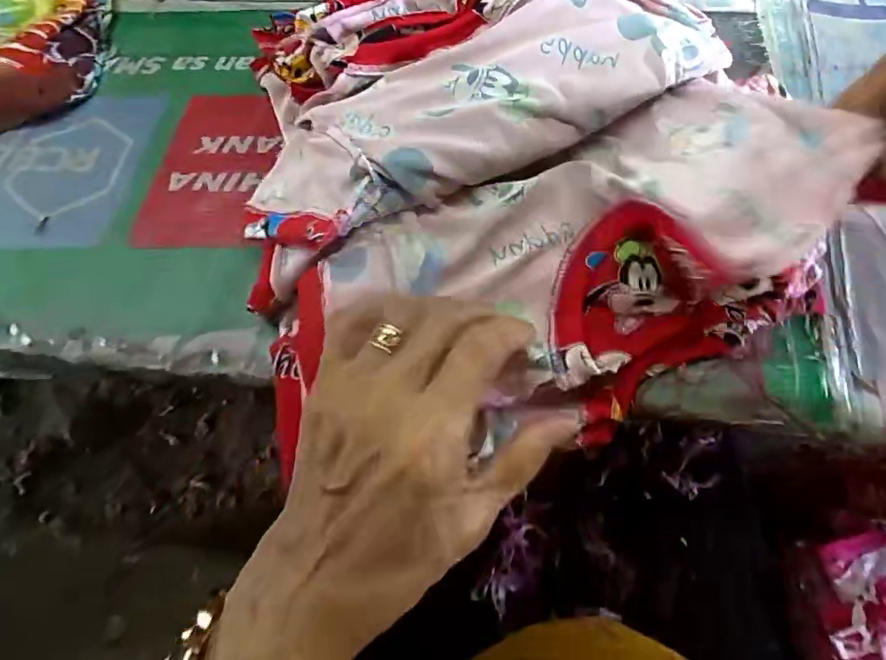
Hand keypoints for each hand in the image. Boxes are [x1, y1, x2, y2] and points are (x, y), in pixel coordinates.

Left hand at [211, 297, 579, 659]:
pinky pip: (350, 322)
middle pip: (443, 320)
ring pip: (400, 312)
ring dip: (438, 309)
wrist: (317, 576)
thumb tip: (568, 416)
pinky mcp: (323, 383)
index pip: (477, 347)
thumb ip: (522, 458)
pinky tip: (403, 318)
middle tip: (498, 332)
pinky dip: (381, 308)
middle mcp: (389, 394)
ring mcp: (350, 383)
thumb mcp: (474, 518)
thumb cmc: (403, 557)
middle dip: (481, 315)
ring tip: (457, 326)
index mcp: (432, 431)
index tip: (525, 339)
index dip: (508, 330)